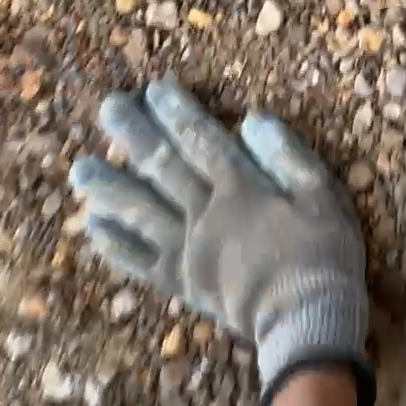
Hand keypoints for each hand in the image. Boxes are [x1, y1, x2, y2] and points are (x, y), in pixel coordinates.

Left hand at [69, 78, 372, 405]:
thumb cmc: (324, 251)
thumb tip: (253, 120)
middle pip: (164, 168)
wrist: (306, 317)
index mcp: (241, 188)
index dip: (179, 113)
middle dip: (135, 135)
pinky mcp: (182, 283)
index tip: (156, 89)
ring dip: (109, 187)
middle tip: (108, 107)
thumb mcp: (323, 195)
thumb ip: (289, 156)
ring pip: (139, 212)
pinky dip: (114, 244)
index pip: (203, 141)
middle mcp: (205, 213)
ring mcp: (188, 250)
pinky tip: (93, 227)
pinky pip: (139, 261)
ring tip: (81, 168)